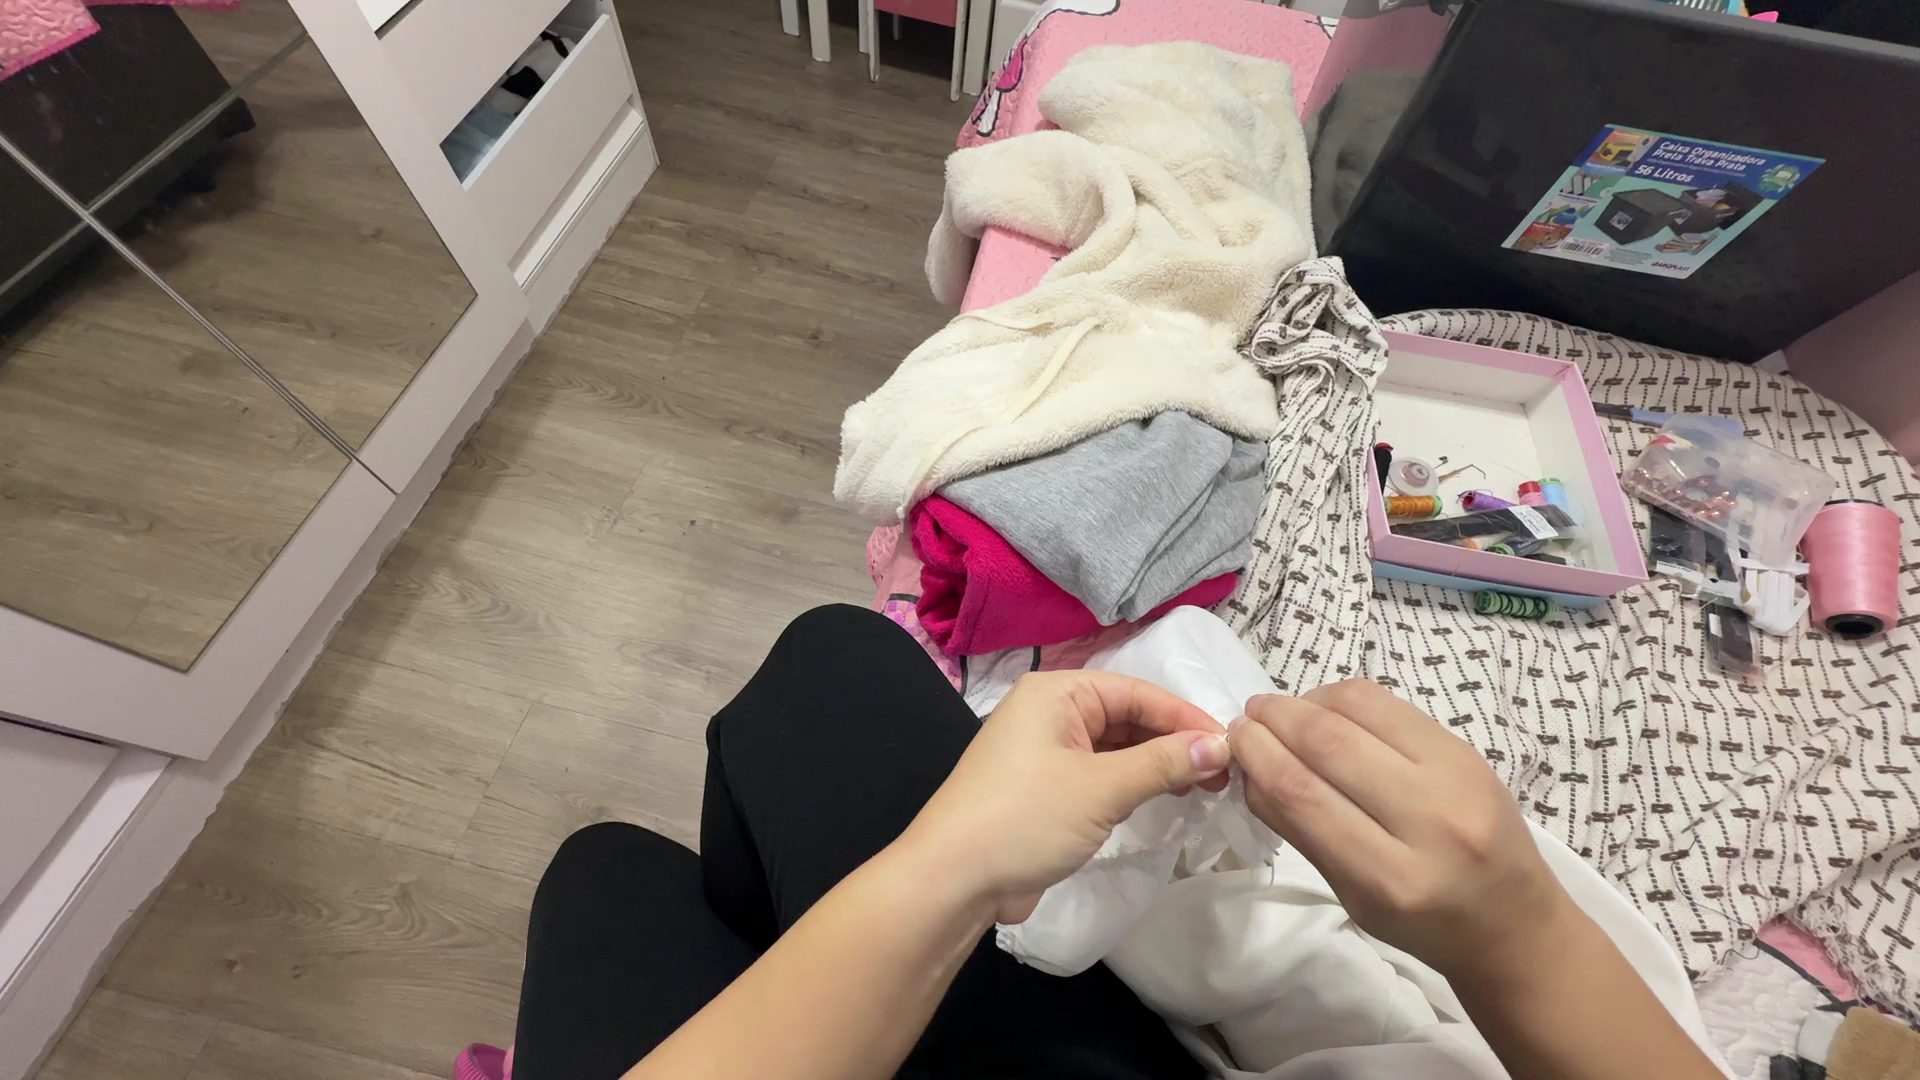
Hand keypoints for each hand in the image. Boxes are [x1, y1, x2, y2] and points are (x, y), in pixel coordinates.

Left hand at [896, 671, 1231, 924]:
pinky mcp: (1046, 787)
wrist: (953, 878)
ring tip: (1203, 789)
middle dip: (1173, 743)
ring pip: (1115, 747)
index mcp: (1056, 691)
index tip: (1232, 746)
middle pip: (1126, 717)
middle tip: (1224, 775)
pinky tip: (1164, 800)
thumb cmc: (1026, 817)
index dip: (1185, 717)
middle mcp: (1050, 711)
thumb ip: (1162, 763)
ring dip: (1156, 765)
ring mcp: (1046, 750)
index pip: (1135, 692)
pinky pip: (1099, 773)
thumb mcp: (1101, 788)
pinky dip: (1131, 784)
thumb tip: (1220, 745)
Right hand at [1230, 679, 1574, 984]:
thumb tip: (1247, 764)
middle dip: (1272, 718)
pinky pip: (1387, 701)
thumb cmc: (1419, 921)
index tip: (1231, 738)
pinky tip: (1325, 712)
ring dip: (1303, 700)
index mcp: (1391, 878)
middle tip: (1248, 717)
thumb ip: (1295, 825)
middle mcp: (1431, 823)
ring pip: (1357, 707)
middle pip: (1326, 742)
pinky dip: (1339, 698)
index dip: (1255, 753)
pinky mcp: (1468, 749)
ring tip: (1283, 712)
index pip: (1301, 793)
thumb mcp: (1346, 892)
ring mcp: (1457, 778)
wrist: (1516, 926)